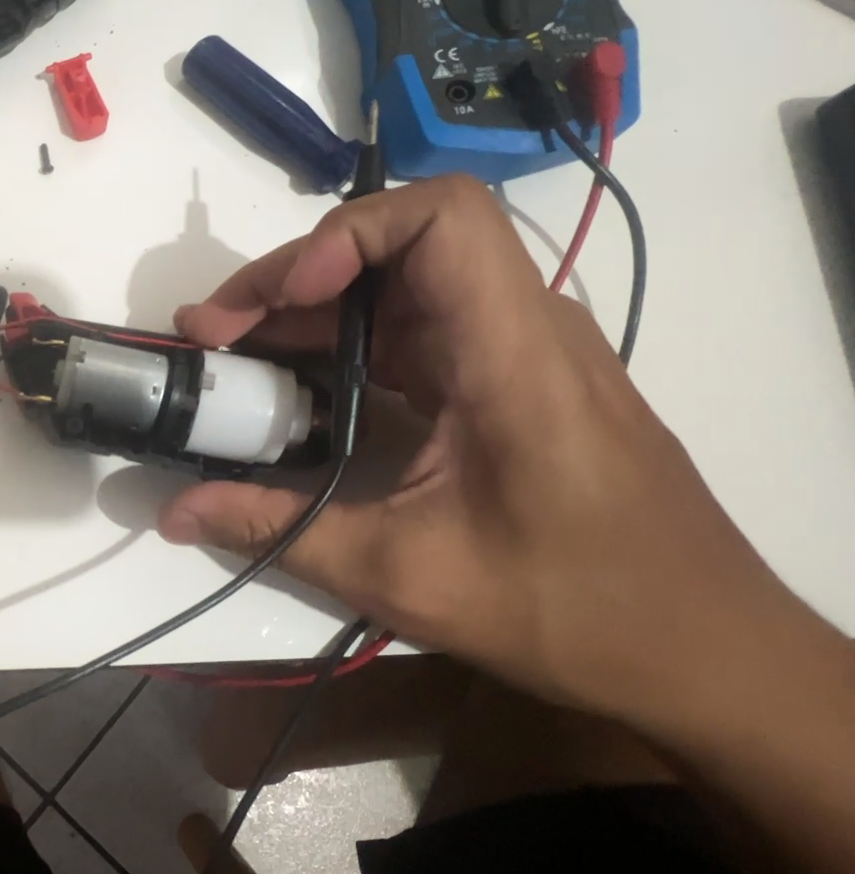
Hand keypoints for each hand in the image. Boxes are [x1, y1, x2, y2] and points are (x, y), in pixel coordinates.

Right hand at [159, 176, 819, 729]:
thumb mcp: (401, 574)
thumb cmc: (568, 611)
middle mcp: (519, 332)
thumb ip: (276, 528)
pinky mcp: (503, 378)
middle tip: (210, 334)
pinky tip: (292, 385)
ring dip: (306, 309)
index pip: (444, 220)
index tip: (284, 297)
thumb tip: (173, 512)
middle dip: (290, 278)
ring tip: (230, 354)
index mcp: (513, 359)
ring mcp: (514, 352)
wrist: (699, 653)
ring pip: (397, 284)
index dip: (348, 235)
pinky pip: (411, 327)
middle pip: (397, 247)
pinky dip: (340, 340)